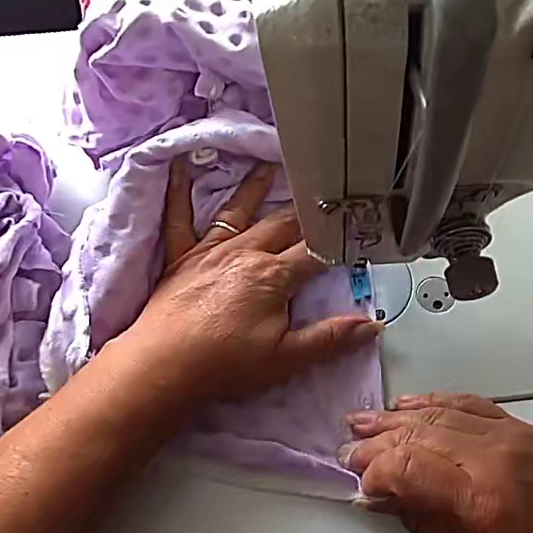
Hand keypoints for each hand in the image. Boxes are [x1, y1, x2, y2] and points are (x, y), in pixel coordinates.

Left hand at [111, 160, 381, 405]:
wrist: (162, 366)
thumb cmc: (223, 364)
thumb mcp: (286, 359)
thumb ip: (330, 338)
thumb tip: (371, 325)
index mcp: (273, 276)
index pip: (314, 253)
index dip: (335, 244)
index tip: (350, 232)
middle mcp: (245, 254)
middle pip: (282, 225)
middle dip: (305, 213)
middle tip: (320, 196)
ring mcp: (210, 251)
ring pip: (239, 210)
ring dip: (255, 188)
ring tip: (268, 167)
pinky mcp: (180, 257)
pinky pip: (179, 218)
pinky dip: (179, 193)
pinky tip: (179, 169)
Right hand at [340, 392, 532, 532]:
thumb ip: (425, 522)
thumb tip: (385, 497)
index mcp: (483, 498)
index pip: (409, 466)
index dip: (376, 471)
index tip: (361, 484)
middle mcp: (494, 456)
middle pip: (418, 433)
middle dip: (377, 441)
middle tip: (349, 448)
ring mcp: (508, 435)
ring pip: (436, 414)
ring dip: (396, 418)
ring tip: (364, 422)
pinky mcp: (518, 426)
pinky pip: (465, 403)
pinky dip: (432, 402)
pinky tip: (409, 406)